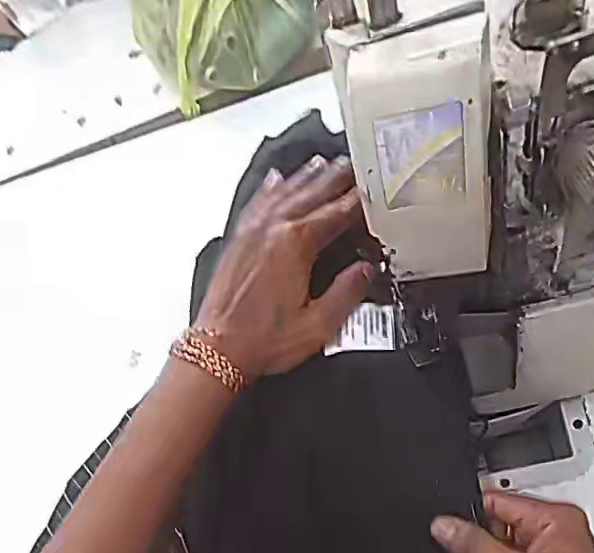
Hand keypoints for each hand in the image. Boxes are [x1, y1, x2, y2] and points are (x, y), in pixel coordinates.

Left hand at [192, 155, 373, 378]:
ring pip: (284, 191)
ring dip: (306, 176)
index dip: (358, 203)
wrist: (220, 348)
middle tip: (353, 165)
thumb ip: (346, 293)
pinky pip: (258, 202)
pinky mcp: (238, 240)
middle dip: (335, 178)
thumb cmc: (263, 340)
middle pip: (311, 193)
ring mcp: (252, 232)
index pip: (336, 215)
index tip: (373, 192)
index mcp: (295, 246)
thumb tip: (365, 271)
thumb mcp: (318, 325)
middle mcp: (272, 230)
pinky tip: (276, 180)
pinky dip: (272, 187)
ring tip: (323, 163)